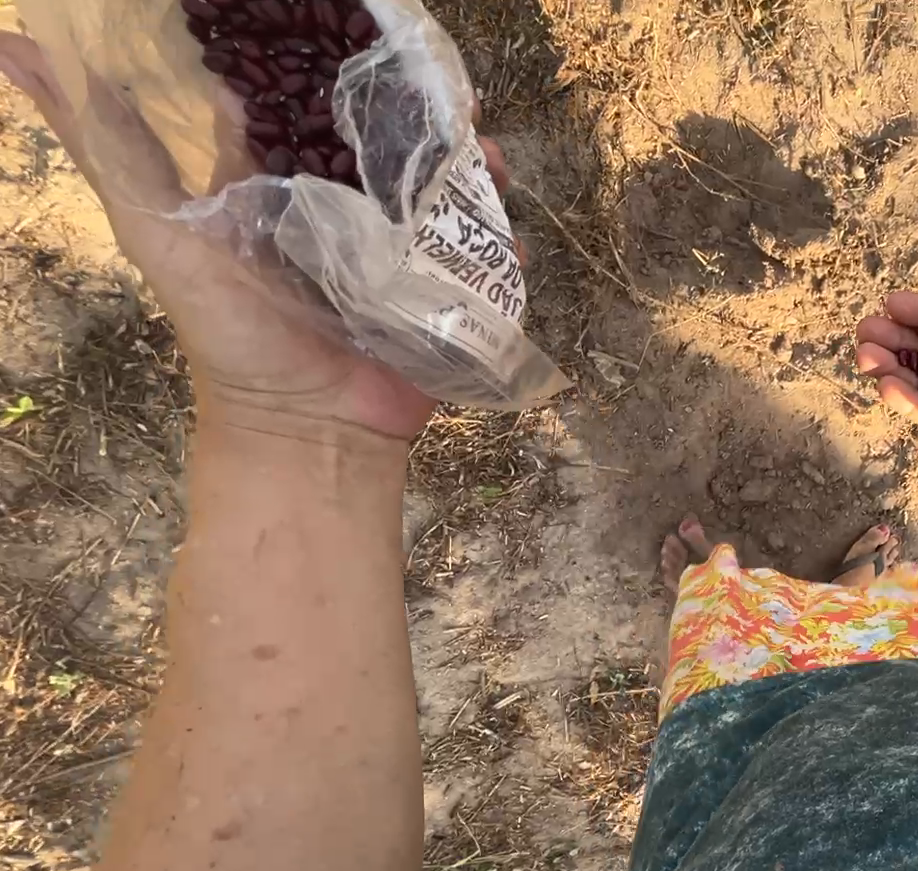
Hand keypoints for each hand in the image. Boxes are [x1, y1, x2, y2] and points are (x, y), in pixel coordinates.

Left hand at [0, 32, 513, 441]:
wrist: (312, 425)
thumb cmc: (235, 334)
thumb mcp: (162, 232)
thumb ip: (115, 148)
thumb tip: (24, 43)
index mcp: (281, 188)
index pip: (311, 114)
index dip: (340, 76)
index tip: (375, 47)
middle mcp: (348, 217)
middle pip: (394, 155)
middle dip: (432, 127)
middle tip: (465, 109)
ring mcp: (403, 261)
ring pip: (446, 204)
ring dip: (477, 182)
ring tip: (497, 166)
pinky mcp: (442, 301)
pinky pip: (478, 267)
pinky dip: (502, 253)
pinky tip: (514, 245)